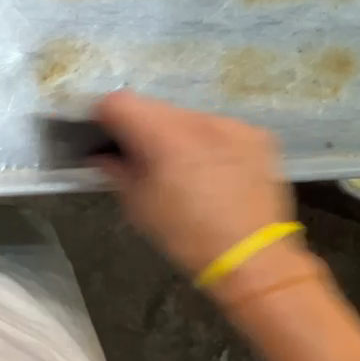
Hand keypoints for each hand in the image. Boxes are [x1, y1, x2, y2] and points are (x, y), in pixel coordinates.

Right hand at [94, 91, 309, 294]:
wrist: (252, 258)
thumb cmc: (185, 236)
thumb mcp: (138, 206)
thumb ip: (116, 170)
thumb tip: (103, 155)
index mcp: (164, 136)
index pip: (119, 102)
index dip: (104, 116)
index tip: (102, 137)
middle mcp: (199, 120)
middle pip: (154, 107)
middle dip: (141, 128)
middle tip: (140, 159)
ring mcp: (232, 124)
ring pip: (187, 117)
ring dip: (176, 135)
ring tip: (180, 169)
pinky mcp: (257, 136)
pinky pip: (218, 129)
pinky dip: (207, 142)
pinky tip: (212, 171)